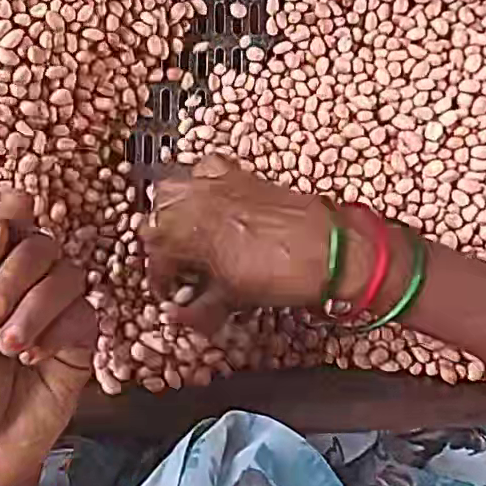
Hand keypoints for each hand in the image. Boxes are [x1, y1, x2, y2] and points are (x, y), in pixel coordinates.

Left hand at [0, 191, 96, 485]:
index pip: (10, 230)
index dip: (15, 214)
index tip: (14, 208)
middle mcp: (26, 290)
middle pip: (42, 245)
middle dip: (16, 272)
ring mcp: (56, 315)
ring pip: (68, 275)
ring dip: (35, 306)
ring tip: (9, 346)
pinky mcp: (80, 343)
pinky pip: (84, 313)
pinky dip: (57, 330)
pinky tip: (35, 357)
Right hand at [142, 155, 337, 332]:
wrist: (330, 249)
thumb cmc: (281, 274)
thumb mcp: (233, 298)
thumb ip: (198, 307)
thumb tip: (178, 315)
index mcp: (185, 231)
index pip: (155, 256)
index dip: (160, 280)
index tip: (169, 293)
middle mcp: (194, 201)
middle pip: (156, 220)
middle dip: (162, 244)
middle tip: (179, 266)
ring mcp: (215, 183)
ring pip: (173, 191)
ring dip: (173, 213)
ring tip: (188, 235)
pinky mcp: (238, 175)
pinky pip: (205, 171)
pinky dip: (201, 184)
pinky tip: (211, 202)